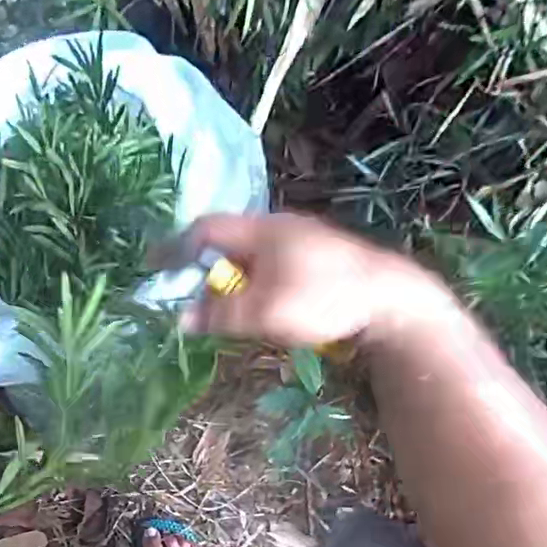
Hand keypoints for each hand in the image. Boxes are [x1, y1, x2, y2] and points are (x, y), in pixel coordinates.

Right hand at [176, 213, 460, 348]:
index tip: (154, 265)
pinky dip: (254, 283)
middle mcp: (280, 227)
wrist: (392, 301)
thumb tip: (181, 318)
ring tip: (227, 307)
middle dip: (205, 268)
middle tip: (191, 295)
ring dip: (232, 279)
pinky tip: (262, 306)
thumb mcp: (263, 312)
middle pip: (227, 242)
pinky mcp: (318, 258)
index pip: (205, 229)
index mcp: (262, 230)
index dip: (176, 247)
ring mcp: (302, 241)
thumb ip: (219, 314)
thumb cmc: (323, 299)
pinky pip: (271, 266)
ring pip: (251, 256)